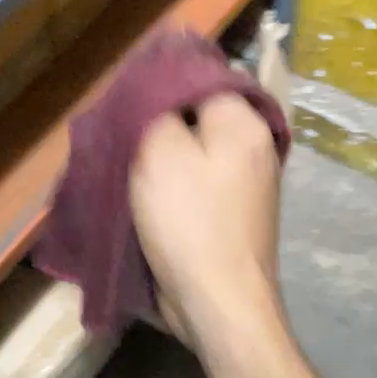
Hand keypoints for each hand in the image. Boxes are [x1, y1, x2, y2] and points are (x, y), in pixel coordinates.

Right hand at [130, 93, 284, 344]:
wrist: (221, 306)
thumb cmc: (189, 220)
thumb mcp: (159, 151)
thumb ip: (157, 104)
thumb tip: (157, 77)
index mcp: (243, 120)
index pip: (200, 71)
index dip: (160, 74)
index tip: (125, 86)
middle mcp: (255, 141)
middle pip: (199, 105)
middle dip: (161, 110)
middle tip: (122, 119)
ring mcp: (250, 177)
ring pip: (198, 139)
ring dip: (165, 142)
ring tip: (128, 148)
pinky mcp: (236, 207)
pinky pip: (201, 170)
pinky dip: (176, 170)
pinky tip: (149, 179)